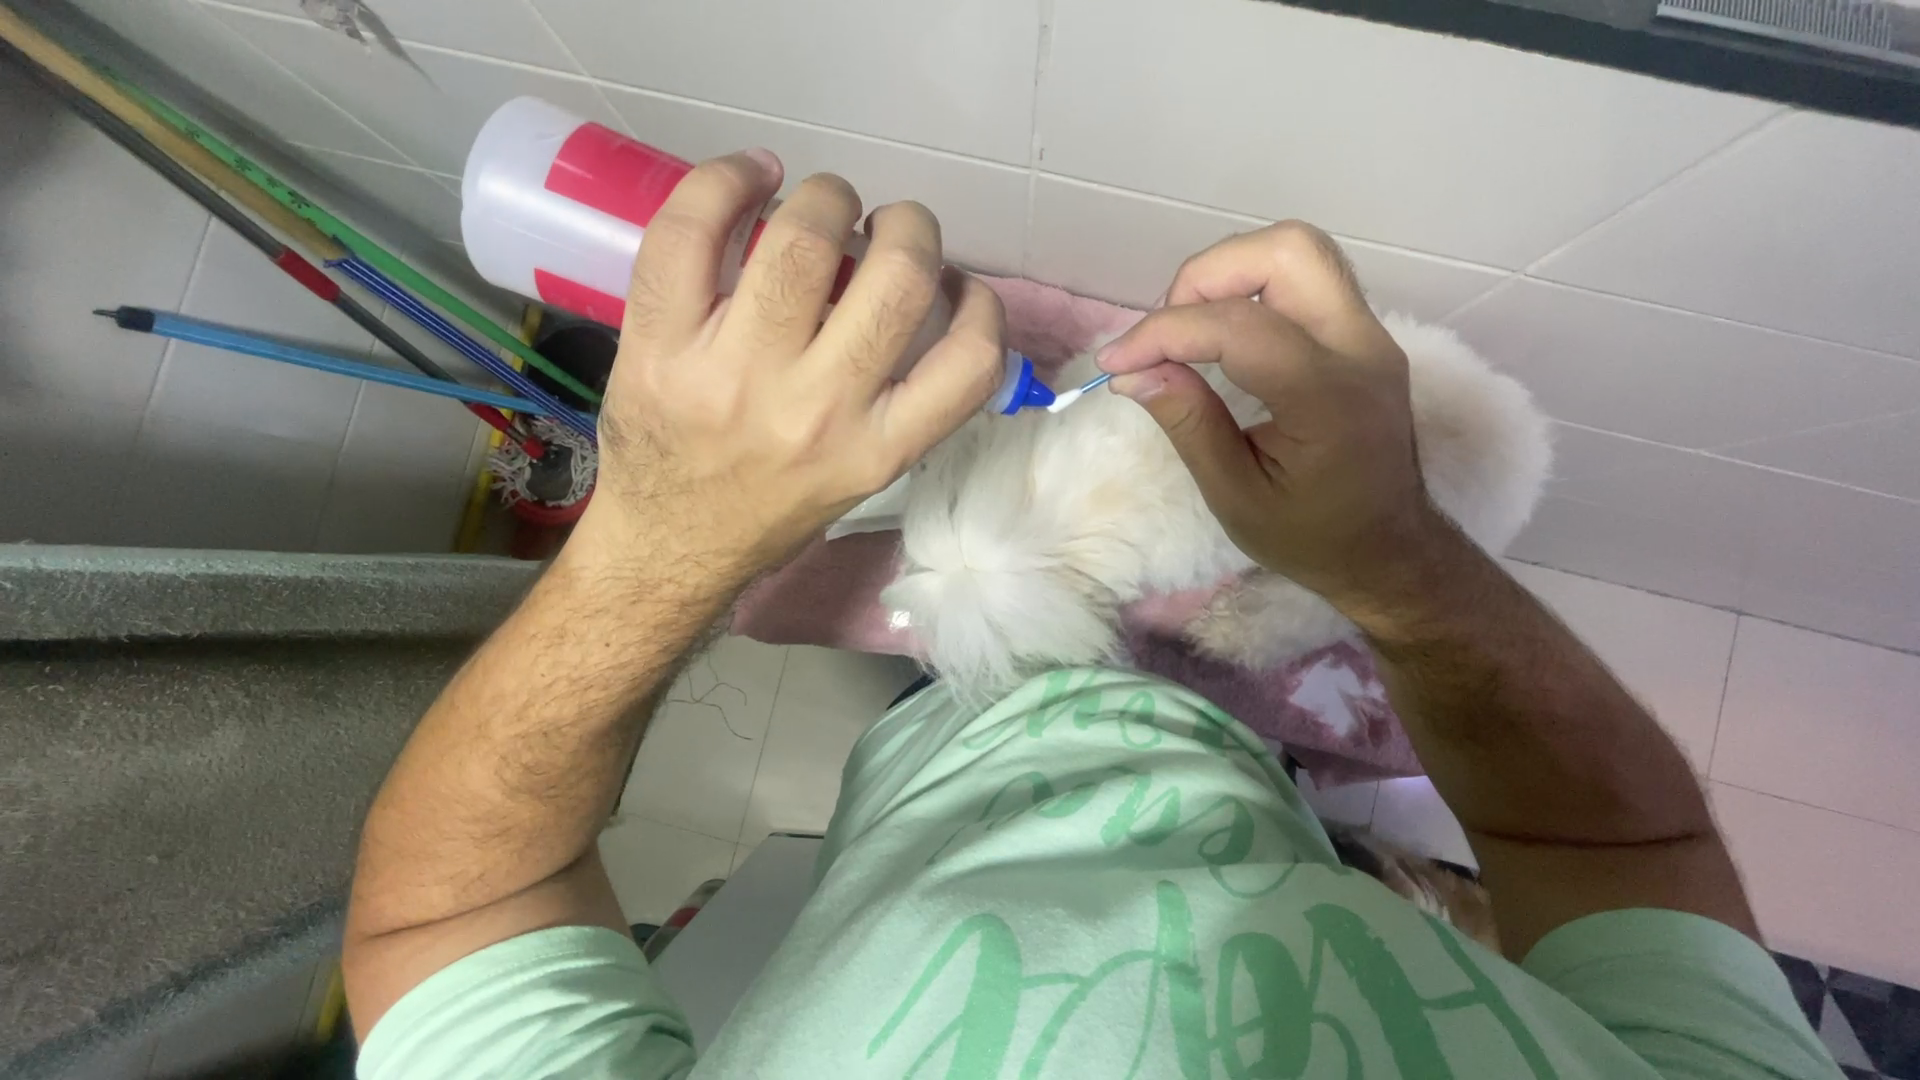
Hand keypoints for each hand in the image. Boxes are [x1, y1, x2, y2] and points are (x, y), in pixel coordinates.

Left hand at [571, 150, 1007, 579]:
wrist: (670, 548)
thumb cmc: (775, 513)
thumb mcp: (863, 477)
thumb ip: (905, 403)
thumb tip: (927, 300)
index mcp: (876, 449)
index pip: (972, 361)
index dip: (984, 303)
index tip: (958, 287)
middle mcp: (817, 410)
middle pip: (899, 275)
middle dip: (909, 226)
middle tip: (887, 229)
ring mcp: (734, 374)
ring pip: (805, 238)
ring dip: (829, 196)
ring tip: (825, 205)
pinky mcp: (662, 344)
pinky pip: (692, 231)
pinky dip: (728, 181)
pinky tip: (752, 176)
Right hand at [1096, 221, 1445, 606]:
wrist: (1387, 550)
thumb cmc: (1308, 535)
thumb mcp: (1234, 495)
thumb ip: (1188, 424)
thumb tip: (1132, 372)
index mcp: (1329, 401)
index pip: (1240, 328)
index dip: (1164, 333)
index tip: (1115, 361)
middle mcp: (1361, 349)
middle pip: (1288, 251)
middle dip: (1206, 276)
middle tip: (1165, 332)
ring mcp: (1370, 335)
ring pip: (1299, 252)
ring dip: (1228, 275)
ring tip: (1187, 330)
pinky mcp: (1362, 335)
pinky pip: (1304, 279)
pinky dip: (1248, 288)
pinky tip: (1218, 333)